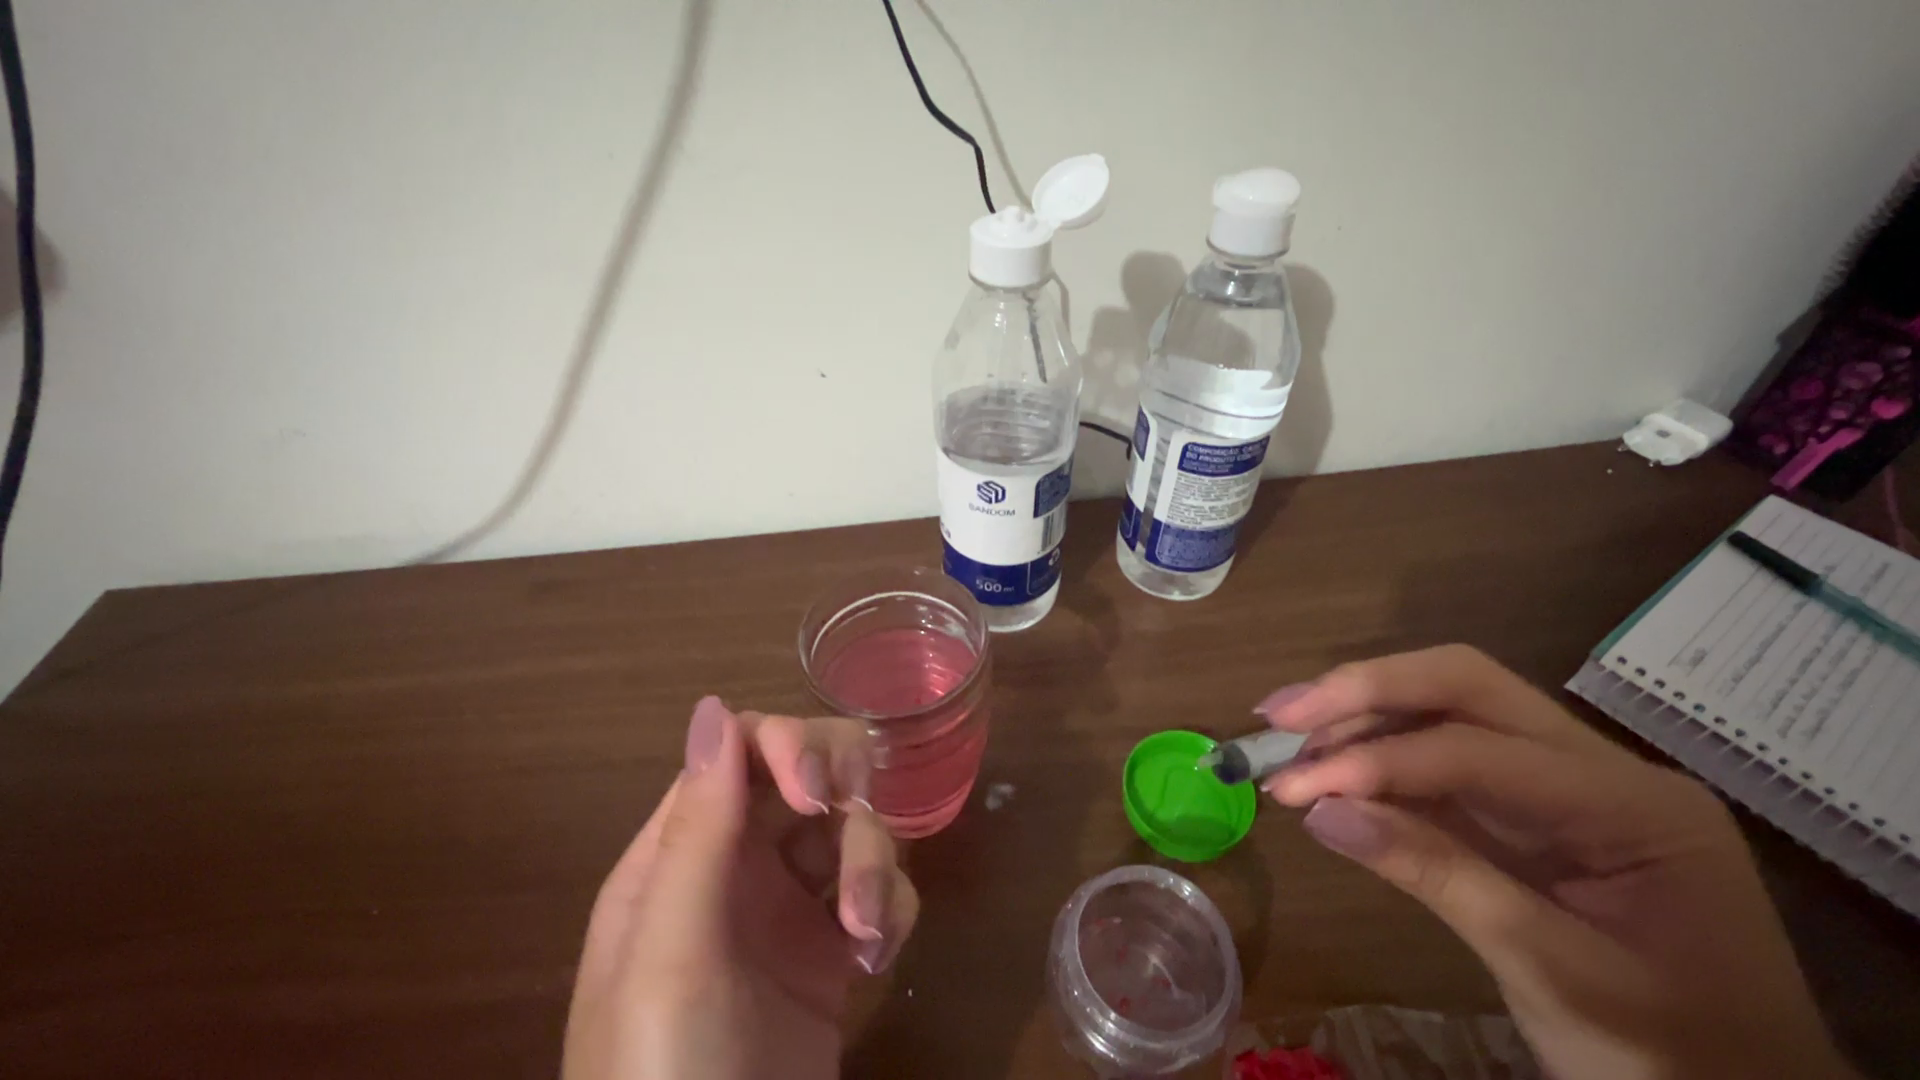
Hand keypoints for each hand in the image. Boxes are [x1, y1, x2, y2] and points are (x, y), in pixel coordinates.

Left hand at [563, 697, 918, 1079]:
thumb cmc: (666, 1071)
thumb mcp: (671, 954)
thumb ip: (696, 832)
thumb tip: (714, 706)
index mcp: (681, 853)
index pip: (739, 751)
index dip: (786, 749)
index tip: (818, 796)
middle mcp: (737, 866)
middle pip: (805, 776)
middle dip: (840, 795)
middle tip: (849, 825)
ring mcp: (789, 910)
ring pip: (850, 831)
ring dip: (873, 864)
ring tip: (870, 931)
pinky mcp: (834, 953)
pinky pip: (879, 892)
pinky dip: (891, 908)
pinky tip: (877, 960)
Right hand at [1258, 645, 1856, 1079]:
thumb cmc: (1670, 1056)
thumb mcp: (1554, 974)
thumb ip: (1440, 879)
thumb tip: (1322, 813)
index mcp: (1632, 804)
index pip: (1480, 750)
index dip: (1378, 762)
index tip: (1294, 789)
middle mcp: (1602, 770)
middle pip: (1470, 687)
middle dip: (1367, 692)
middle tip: (1280, 713)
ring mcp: (1568, 787)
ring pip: (1453, 712)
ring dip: (1366, 718)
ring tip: (1288, 740)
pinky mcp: (1536, 814)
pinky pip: (1452, 763)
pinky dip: (1384, 761)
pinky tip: (1333, 770)